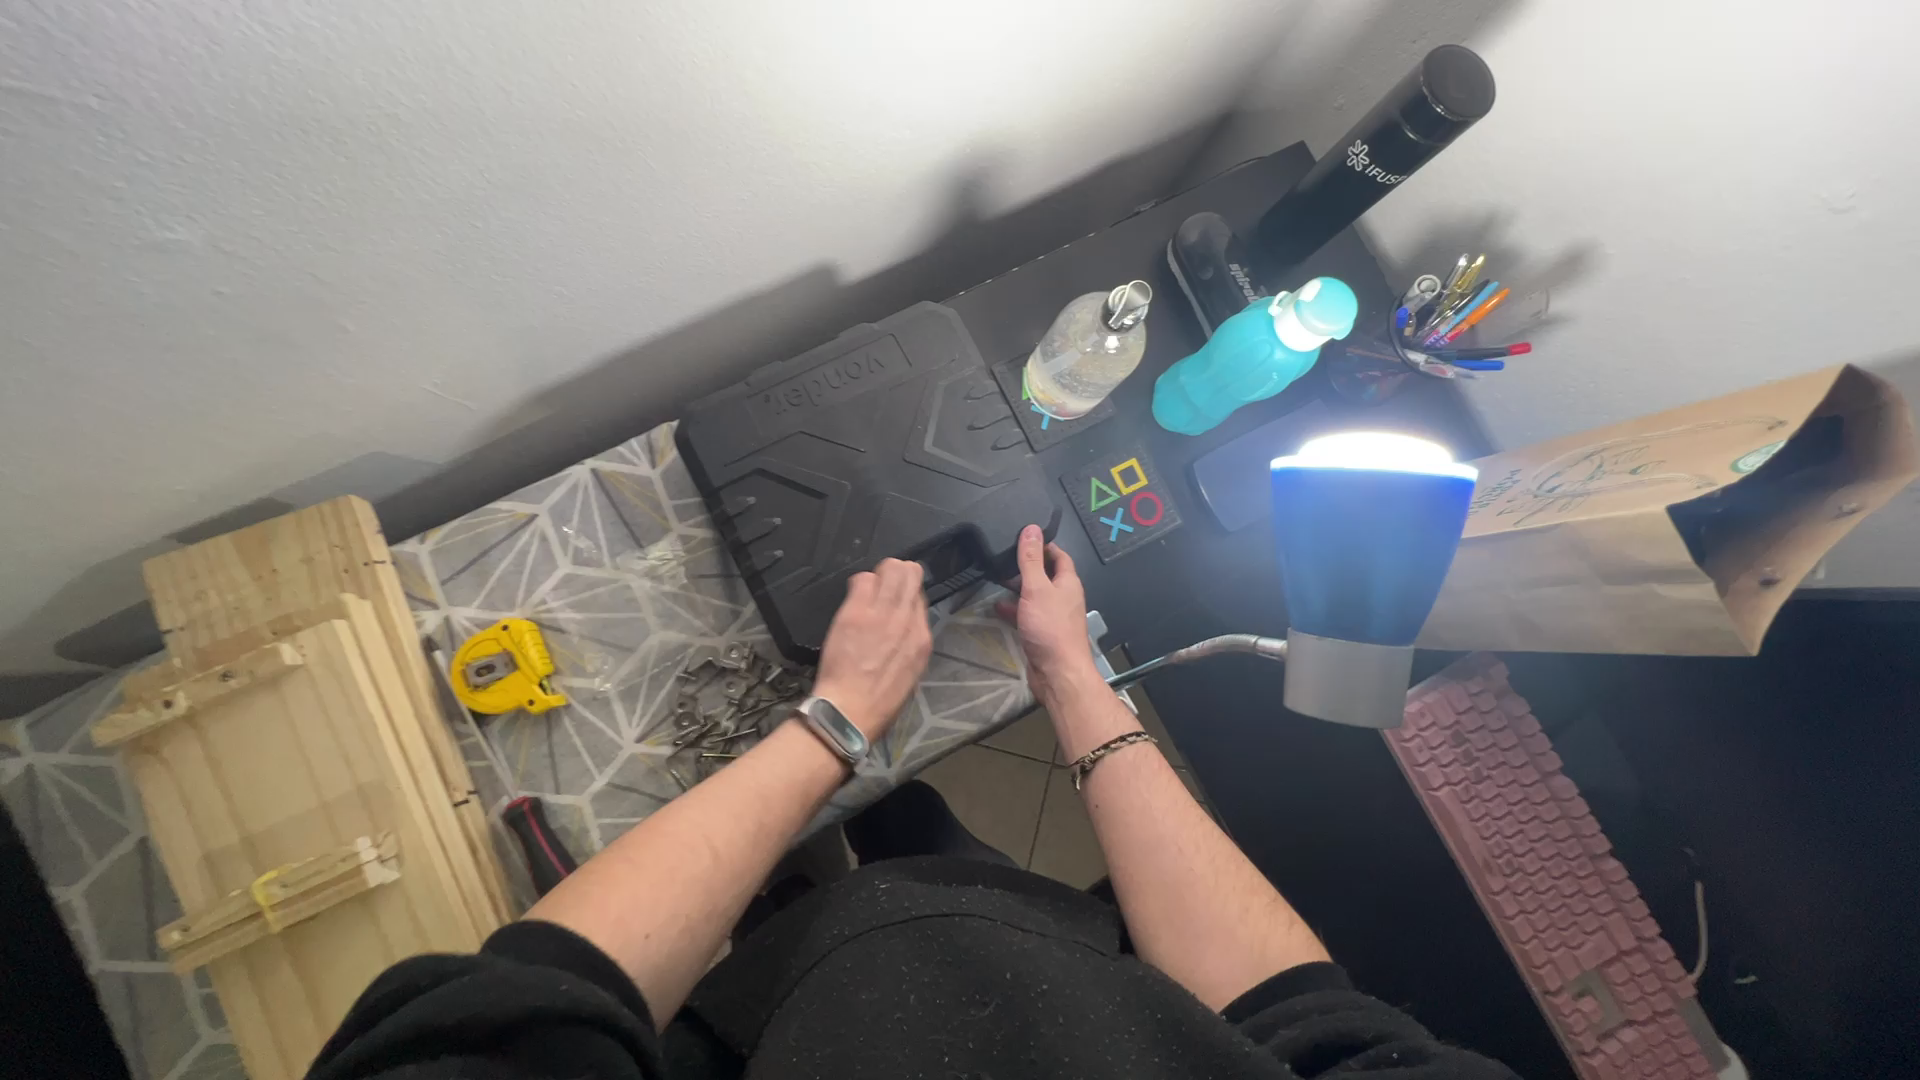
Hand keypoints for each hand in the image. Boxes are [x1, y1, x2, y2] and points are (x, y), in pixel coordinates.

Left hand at [812, 558, 932, 739]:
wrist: (851, 711)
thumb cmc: (880, 700)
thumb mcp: (911, 671)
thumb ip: (911, 642)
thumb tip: (904, 623)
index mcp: (922, 638)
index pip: (920, 597)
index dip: (907, 595)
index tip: (895, 601)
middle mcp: (907, 620)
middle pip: (911, 574)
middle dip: (898, 572)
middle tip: (883, 584)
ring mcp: (882, 613)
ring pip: (890, 568)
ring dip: (879, 574)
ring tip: (868, 590)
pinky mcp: (856, 612)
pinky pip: (862, 579)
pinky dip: (859, 583)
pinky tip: (853, 597)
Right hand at [996, 525, 1100, 705]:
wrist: (1057, 673)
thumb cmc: (1050, 628)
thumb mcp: (1037, 588)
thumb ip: (1031, 560)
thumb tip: (1032, 528)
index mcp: (1068, 582)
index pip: (1059, 555)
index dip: (1044, 544)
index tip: (1024, 537)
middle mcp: (1063, 597)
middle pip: (1046, 574)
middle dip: (1027, 566)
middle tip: (1004, 557)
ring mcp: (1053, 616)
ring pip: (1034, 595)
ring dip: (1018, 587)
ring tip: (996, 578)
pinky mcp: (1042, 632)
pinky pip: (1027, 614)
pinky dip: (1013, 609)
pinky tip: (997, 607)